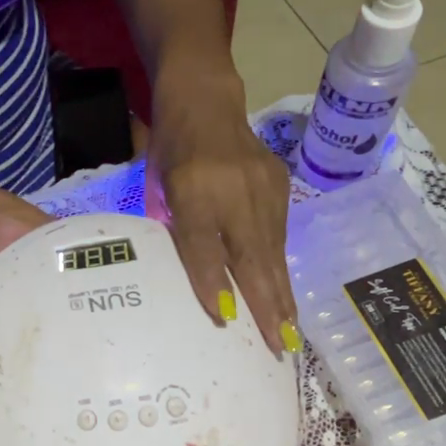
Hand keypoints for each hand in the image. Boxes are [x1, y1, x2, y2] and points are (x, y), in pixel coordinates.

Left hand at [147, 69, 298, 353]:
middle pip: (249, 253)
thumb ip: (175, 228)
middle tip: (277, 345)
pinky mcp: (279, 183)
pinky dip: (280, 267)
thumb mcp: (158, 187)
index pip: (201, 243)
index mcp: (190, 187)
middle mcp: (231, 188)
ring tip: (288, 331)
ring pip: (272, 249)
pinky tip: (285, 295)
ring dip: (281, 293)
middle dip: (265, 303)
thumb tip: (196, 278)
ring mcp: (261, 184)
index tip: (225, 318)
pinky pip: (279, 234)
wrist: (204, 100)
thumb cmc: (169, 149)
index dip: (212, 281)